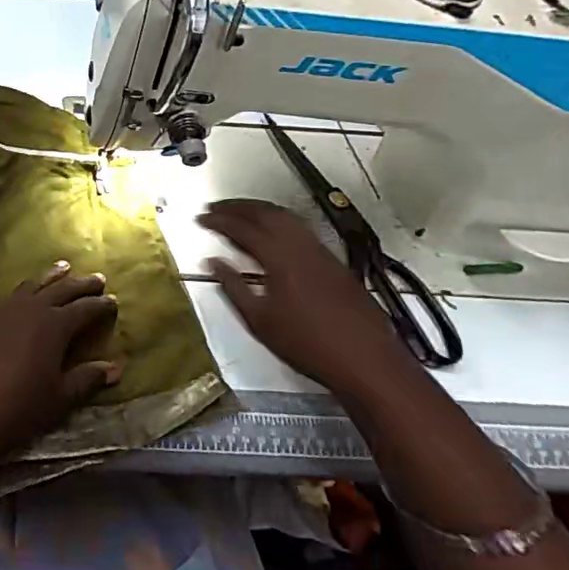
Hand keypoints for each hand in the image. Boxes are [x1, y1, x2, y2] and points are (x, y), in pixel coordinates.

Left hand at [0, 260, 122, 463]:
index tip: (113, 300)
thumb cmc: (22, 406)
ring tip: (62, 267)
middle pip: (61, 291)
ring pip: (30, 286)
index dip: (100, 305)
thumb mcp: (60, 397)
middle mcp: (32, 310)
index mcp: (57, 326)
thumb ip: (87, 378)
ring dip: (46, 276)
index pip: (85, 310)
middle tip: (97, 278)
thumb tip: (116, 367)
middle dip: (81, 284)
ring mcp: (4, 311)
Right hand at [200, 199, 412, 396]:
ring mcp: (321, 252)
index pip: (241, 228)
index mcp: (279, 257)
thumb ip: (232, 286)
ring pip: (286, 216)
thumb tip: (212, 262)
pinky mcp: (334, 262)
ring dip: (260, 209)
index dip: (218, 220)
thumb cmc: (309, 345)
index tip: (200, 218)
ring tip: (241, 212)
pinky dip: (279, 220)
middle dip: (237, 206)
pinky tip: (274, 232)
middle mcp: (301, 246)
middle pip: (265, 213)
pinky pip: (301, 227)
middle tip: (216, 207)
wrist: (367, 362)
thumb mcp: (259, 321)